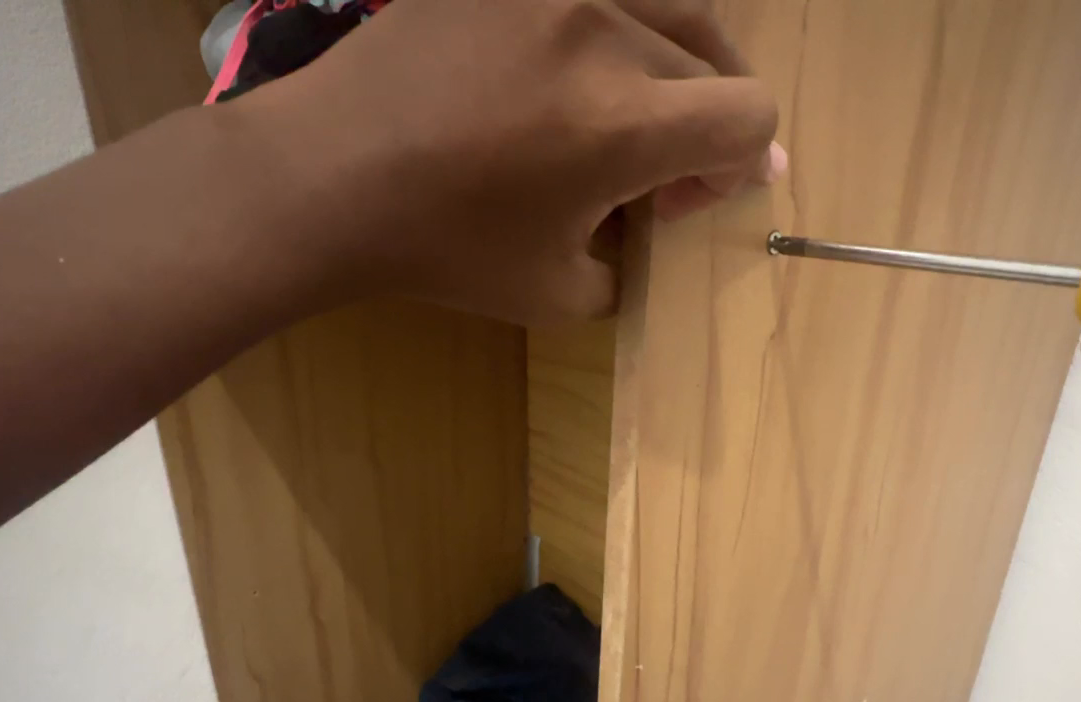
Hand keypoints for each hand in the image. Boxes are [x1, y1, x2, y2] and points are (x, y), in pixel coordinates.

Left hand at [239, 0, 783, 323]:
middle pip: (713, 62)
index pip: (749, 115)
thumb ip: (635, 262)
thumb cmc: (448, 250)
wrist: (331, 178)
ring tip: (638, 106)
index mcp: (623, 122)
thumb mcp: (560, 294)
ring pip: (670, 4)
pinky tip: (585, 67)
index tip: (691, 198)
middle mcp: (603, 29)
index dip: (743, 164)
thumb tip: (660, 221)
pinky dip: (620, 27)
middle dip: (705, 128)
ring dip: (680, 64)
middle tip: (656, 176)